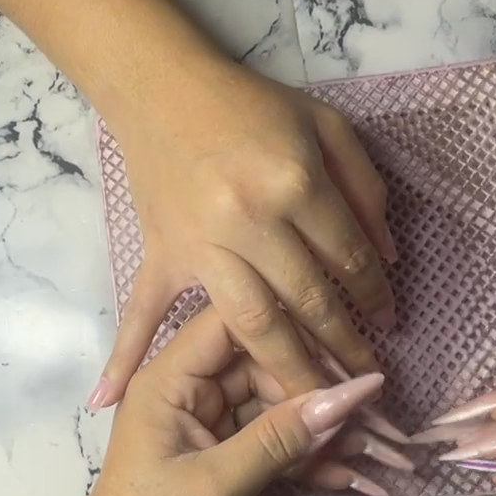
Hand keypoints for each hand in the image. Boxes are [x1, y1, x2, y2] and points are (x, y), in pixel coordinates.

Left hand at [46, 311, 387, 495]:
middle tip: (381, 424)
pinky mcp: (223, 445)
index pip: (233, 325)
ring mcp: (208, 416)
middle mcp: (189, 385)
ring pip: (277, 404)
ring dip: (325, 431)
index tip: (348, 360)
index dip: (290, 335)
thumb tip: (352, 394)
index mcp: (169, 377)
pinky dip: (308, 456)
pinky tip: (354, 474)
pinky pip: (273, 436)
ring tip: (383, 452)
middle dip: (321, 395)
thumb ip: (282, 437)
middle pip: (264, 365)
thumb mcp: (218, 483)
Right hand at [95, 60, 396, 421]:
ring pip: (249, 323)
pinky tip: (105, 398)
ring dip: (285, 369)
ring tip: (313, 405)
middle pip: (306, 302)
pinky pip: (142, 311)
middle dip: (343, 347)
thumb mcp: (326, 127)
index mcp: (295, 185)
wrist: (163, 90)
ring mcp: (198, 246)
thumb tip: (386, 259)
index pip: (349, 258)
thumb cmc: (249, 106)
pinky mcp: (161, 256)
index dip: (377, 296)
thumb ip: (365, 188)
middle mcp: (248, 223)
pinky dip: (124, 355)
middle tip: (367, 383)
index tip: (390, 324)